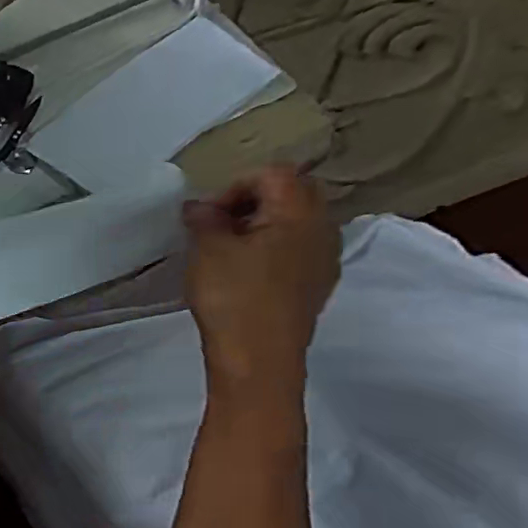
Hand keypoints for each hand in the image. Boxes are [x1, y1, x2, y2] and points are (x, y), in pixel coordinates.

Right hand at [183, 167, 339, 385]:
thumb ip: (204, 218)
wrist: (259, 354)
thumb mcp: (207, 249)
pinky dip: (269, 246)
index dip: (235, 186)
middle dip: (249, 201)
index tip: (207, 214)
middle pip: (292, 193)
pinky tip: (242, 270)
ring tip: (224, 249)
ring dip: (259, 224)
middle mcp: (324, 228)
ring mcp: (325, 256)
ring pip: (294, 221)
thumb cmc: (232, 294)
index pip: (274, 174)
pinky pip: (296, 247)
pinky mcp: (316, 280)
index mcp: (300, 214)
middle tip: (214, 226)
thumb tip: (201, 206)